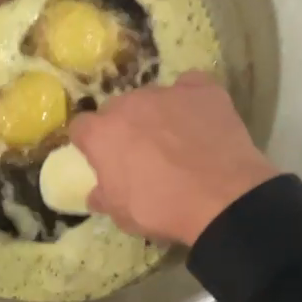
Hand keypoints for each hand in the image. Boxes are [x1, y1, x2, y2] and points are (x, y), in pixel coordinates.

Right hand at [68, 72, 281, 247]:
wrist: (220, 199)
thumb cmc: (160, 209)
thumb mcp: (120, 214)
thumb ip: (103, 196)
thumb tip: (97, 193)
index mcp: (102, 134)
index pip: (80, 128)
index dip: (88, 143)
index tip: (98, 158)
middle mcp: (130, 104)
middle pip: (117, 109)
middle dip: (122, 127)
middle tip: (137, 153)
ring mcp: (168, 92)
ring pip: (152, 98)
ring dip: (154, 115)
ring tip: (173, 138)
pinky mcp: (204, 89)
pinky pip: (188, 86)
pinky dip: (188, 100)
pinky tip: (196, 119)